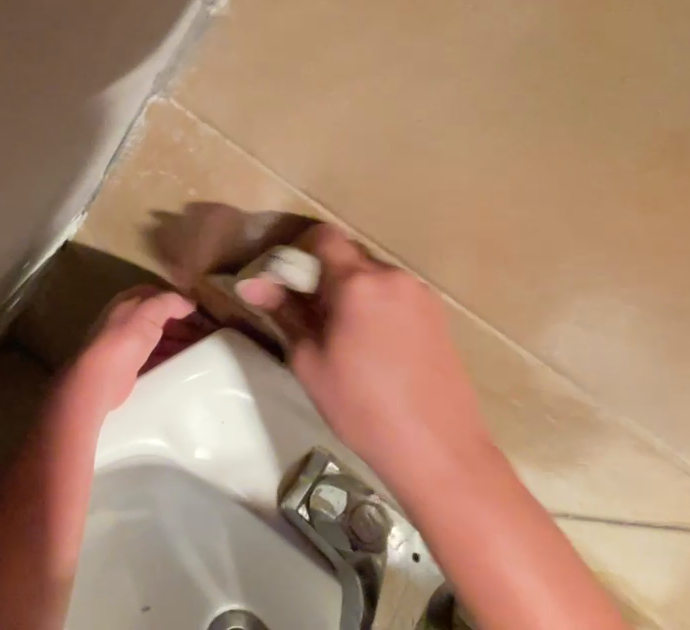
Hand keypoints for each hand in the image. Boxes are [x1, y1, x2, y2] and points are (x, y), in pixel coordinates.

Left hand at [63, 285, 195, 412]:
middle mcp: (128, 318)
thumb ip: (167, 302)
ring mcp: (129, 342)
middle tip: (208, 332)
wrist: (100, 379)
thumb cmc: (124, 340)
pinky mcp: (132, 363)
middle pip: (161, 316)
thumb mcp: (147, 312)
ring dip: (180, 339)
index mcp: (129, 301)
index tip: (203, 311)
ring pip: (160, 335)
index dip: (181, 300)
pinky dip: (172, 355)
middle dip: (183, 321)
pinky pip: (157, 354)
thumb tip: (189, 301)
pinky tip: (186, 362)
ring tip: (203, 347)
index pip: (160, 294)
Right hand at [237, 225, 492, 487]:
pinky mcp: (439, 316)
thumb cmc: (362, 407)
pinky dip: (377, 307)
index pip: (324, 236)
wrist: (440, 451)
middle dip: (326, 277)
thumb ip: (283, 312)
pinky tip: (374, 348)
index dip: (301, 253)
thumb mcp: (309, 361)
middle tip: (312, 317)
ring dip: (353, 293)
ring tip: (344, 338)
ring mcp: (421, 295)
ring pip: (373, 277)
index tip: (289, 285)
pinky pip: (396, 296)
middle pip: (349, 256)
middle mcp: (393, 277)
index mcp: (358, 282)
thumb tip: (249, 284)